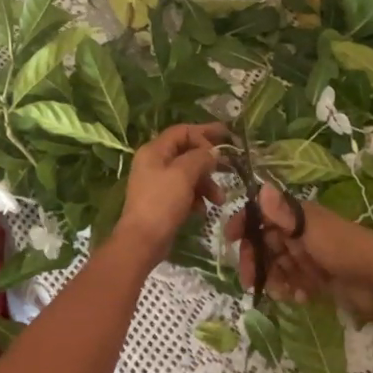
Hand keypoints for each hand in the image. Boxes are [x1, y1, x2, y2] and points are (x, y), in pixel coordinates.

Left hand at [114, 122, 227, 261]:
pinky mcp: (162, 201)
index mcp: (154, 150)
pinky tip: (202, 209)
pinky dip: (196, 197)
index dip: (205, 132)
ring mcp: (157, 182)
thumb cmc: (161, 202)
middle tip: (230, 167)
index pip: (182, 131)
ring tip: (219, 199)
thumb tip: (212, 152)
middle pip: (186, 153)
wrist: (143, 240)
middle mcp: (154, 162)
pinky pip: (184, 191)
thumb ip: (200, 158)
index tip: (226, 138)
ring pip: (188, 174)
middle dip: (208, 162)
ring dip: (206, 184)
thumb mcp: (183, 175)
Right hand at [224, 184, 372, 317]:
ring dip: (273, 278)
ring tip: (281, 292)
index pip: (262, 214)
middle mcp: (301, 232)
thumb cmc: (345, 250)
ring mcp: (309, 256)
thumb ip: (284, 215)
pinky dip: (291, 289)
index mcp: (299, 215)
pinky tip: (300, 297)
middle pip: (265, 242)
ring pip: (277, 264)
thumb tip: (261, 188)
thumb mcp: (312, 231)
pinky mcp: (317, 278)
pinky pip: (293, 281)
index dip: (244, 224)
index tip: (229, 239)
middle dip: (255, 259)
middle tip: (250, 280)